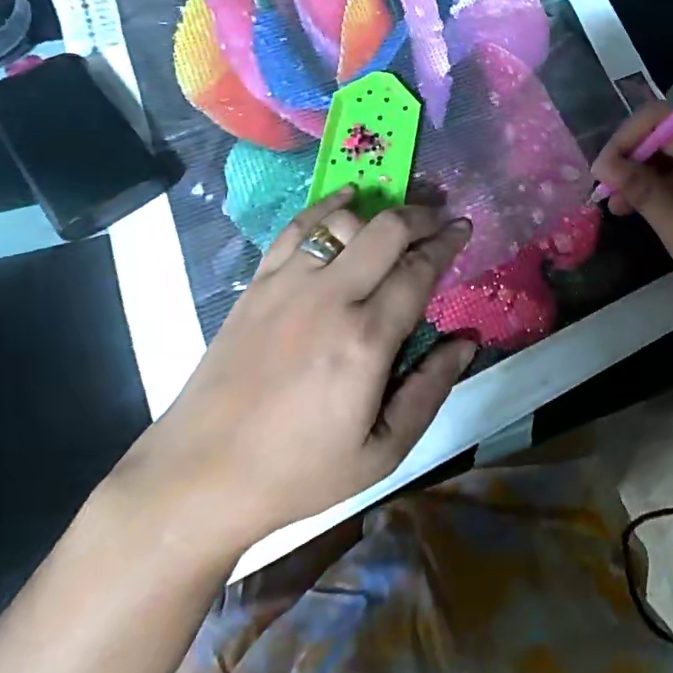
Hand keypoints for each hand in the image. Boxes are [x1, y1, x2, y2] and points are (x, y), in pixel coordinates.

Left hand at [112, 187, 475, 553]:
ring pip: (342, 220)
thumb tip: (468, 340)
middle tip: (440, 219)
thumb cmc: (299, 470)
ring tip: (398, 217)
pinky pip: (297, 228)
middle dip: (421, 216)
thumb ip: (430, 389)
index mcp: (365, 340)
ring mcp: (287, 284)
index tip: (464, 229)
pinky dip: (326, 205)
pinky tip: (345, 199)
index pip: (418, 270)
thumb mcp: (382, 450)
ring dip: (378, 211)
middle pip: (385, 230)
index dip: (447, 244)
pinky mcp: (258, 284)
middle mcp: (329, 298)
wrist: (204, 473)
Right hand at [591, 106, 672, 317]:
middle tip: (609, 199)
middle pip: (665, 125)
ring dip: (645, 169)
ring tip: (622, 206)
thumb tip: (604, 166)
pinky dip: (665, 174)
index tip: (601, 179)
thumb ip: (648, 196)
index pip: (661, 118)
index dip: (624, 142)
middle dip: (632, 159)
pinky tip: (648, 201)